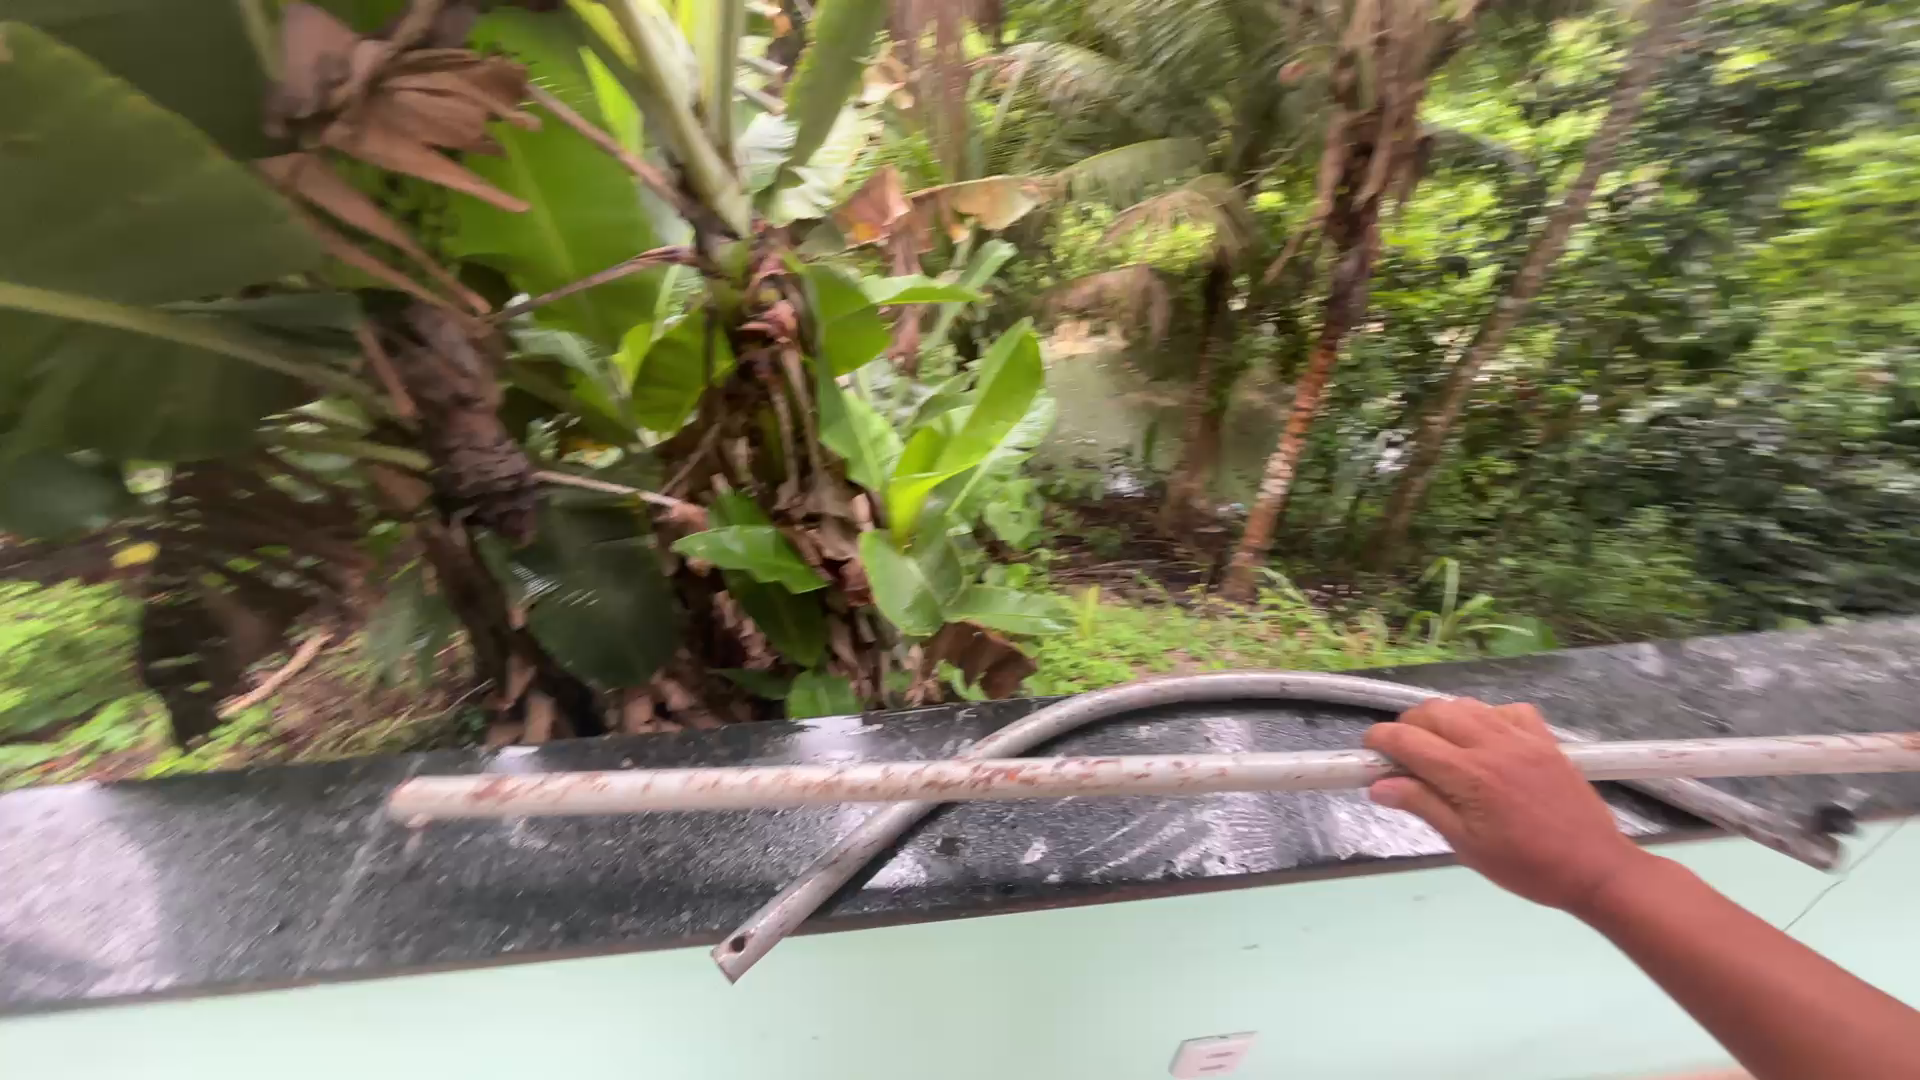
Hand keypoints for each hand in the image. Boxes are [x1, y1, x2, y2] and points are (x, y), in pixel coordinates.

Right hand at [1364, 697, 1654, 912]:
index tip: (1371, 756)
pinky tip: (1486, 740)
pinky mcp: (1546, 740)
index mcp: (1468, 775)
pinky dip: (1487, 716)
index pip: (1404, 739)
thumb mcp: (1465, 844)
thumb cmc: (1527, 866)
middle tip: (1406, 757)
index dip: (1378, 741)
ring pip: (1464, 704)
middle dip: (1407, 728)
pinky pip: (1507, 710)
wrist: (1600, 871)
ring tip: (1441, 747)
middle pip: (1430, 712)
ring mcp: (1521, 739)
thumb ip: (1421, 806)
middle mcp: (1491, 746)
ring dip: (1441, 719)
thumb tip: (1377, 786)